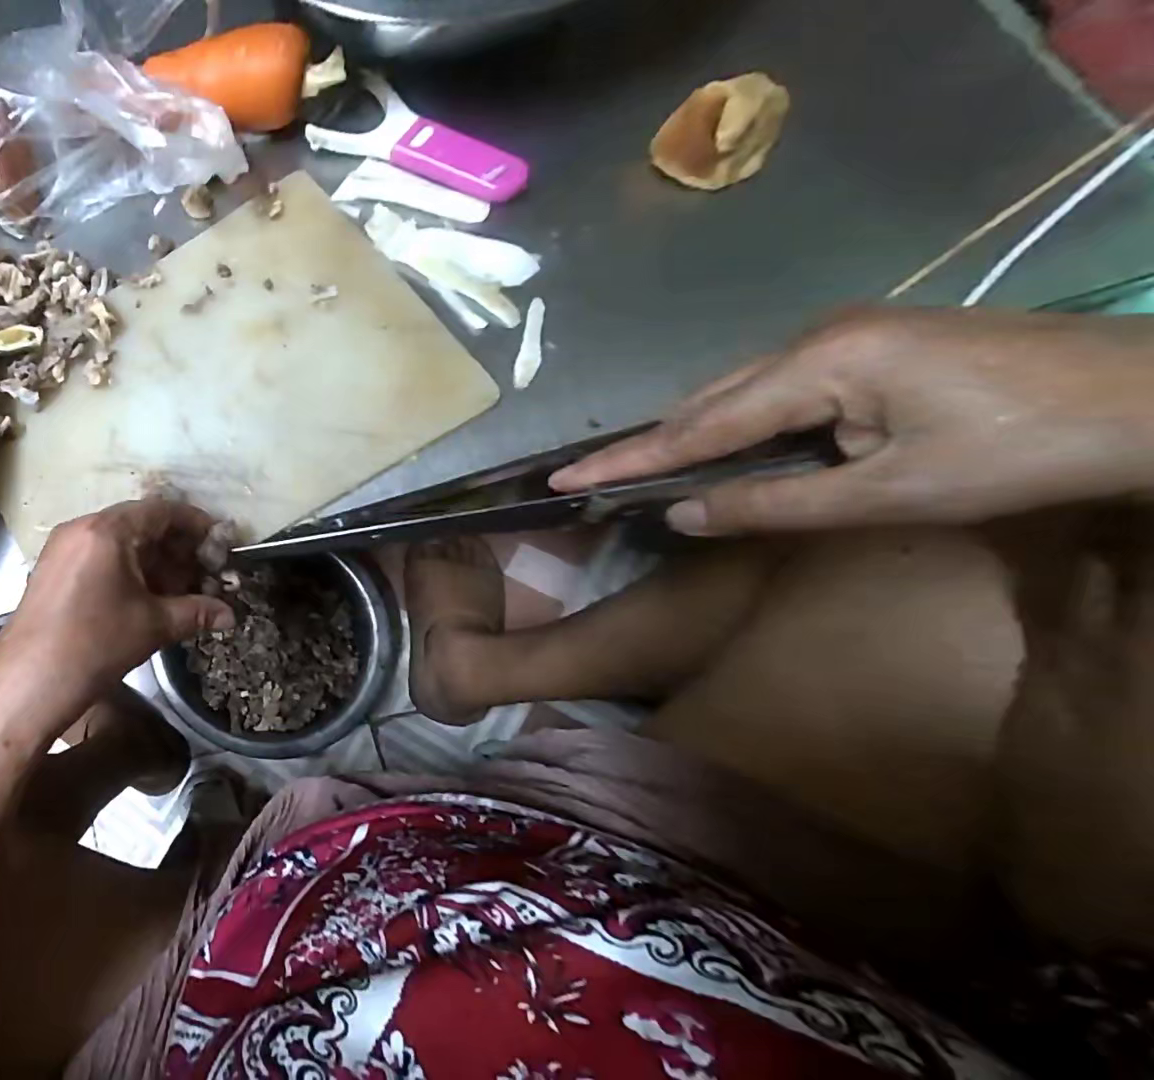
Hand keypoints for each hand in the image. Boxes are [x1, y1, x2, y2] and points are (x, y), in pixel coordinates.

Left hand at [0, 499, 236, 709]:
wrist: (28, 683)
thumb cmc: (95, 645)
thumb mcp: (153, 626)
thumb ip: (196, 612)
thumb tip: (230, 615)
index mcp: (107, 530)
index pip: (162, 511)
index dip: (196, 525)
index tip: (219, 544)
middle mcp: (82, 528)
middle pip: (140, 524)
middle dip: (176, 549)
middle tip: (203, 574)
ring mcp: (63, 548)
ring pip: (120, 543)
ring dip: (153, 562)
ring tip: (180, 591)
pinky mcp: (53, 570)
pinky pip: (99, 557)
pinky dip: (128, 571)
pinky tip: (147, 598)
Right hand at [551, 308, 1153, 533]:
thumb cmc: (1030, 451)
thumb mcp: (892, 492)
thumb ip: (773, 504)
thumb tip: (679, 515)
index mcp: (820, 364)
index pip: (698, 425)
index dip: (628, 457)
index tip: (563, 475)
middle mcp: (816, 337)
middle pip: (707, 399)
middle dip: (651, 443)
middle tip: (593, 477)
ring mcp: (843, 335)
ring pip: (736, 391)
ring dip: (693, 433)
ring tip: (647, 471)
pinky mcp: (866, 344)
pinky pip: (772, 387)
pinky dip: (736, 422)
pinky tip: (726, 445)